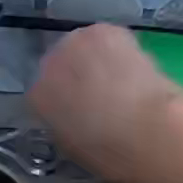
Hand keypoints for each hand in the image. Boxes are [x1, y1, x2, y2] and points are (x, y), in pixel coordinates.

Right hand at [28, 25, 182, 180]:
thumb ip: (67, 125)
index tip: (84, 108)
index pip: (46, 91)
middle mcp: (48, 65)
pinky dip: (121, 49)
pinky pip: (110, 38)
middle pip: (62, 62)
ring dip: (100, 58)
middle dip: (80, 73)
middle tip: (105, 91)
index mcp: (38, 98)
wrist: (145, 129)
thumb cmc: (111, 152)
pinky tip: (135, 67)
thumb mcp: (76, 147)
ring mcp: (74, 43)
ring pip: (85, 46)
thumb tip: (77, 117)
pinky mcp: (104, 31)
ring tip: (123, 79)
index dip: (67, 99)